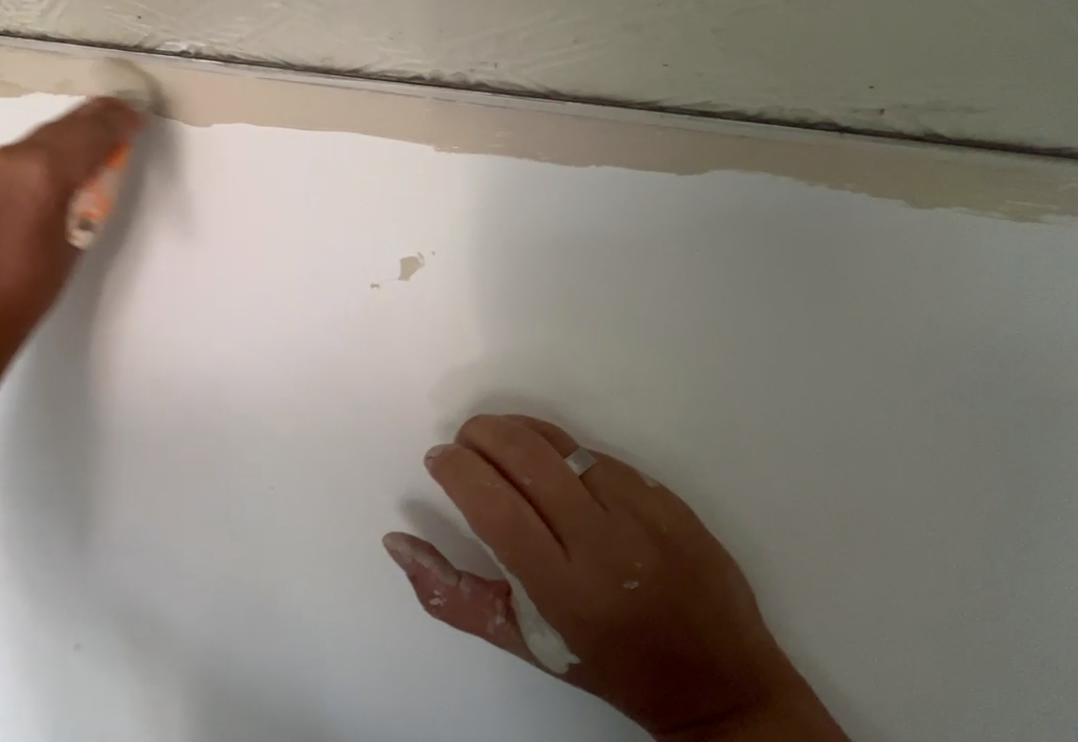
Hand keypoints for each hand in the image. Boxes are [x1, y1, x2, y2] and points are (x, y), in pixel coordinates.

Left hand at [0, 97, 141, 336]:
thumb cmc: (36, 283)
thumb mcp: (77, 234)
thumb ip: (89, 190)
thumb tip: (101, 163)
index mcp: (43, 172)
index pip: (91, 135)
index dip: (118, 124)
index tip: (138, 118)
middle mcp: (16, 156)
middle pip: (67, 125)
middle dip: (98, 117)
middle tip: (126, 112)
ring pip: (46, 132)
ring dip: (75, 128)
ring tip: (103, 125)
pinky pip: (27, 147)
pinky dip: (52, 143)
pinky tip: (69, 148)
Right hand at [383, 415, 846, 740]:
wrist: (721, 683)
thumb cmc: (605, 664)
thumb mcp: (520, 640)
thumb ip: (450, 594)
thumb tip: (396, 542)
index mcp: (560, 585)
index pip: (492, 502)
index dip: (455, 468)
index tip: (440, 461)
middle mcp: (603, 544)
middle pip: (524, 455)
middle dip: (479, 434)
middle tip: (465, 445)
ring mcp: (644, 517)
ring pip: (560, 444)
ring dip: (517, 434)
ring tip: (501, 447)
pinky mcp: (670, 501)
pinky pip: (600, 455)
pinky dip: (563, 452)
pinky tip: (556, 471)